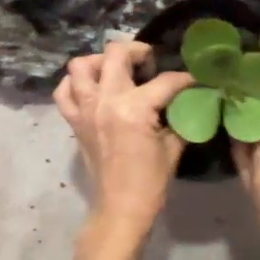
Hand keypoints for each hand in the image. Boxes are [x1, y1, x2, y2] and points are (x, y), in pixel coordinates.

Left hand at [54, 40, 193, 230]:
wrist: (120, 208)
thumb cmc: (151, 182)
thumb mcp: (173, 147)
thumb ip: (180, 117)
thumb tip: (192, 99)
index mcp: (134, 109)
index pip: (164, 81)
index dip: (185, 78)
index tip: (195, 79)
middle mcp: (105, 101)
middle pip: (116, 54)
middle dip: (138, 52)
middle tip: (149, 64)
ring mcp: (85, 110)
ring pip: (81, 65)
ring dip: (100, 61)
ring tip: (116, 70)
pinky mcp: (74, 121)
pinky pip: (64, 92)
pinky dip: (74, 84)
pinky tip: (91, 88)